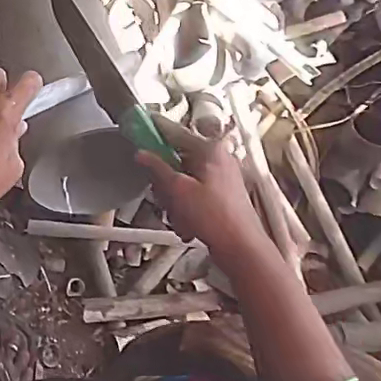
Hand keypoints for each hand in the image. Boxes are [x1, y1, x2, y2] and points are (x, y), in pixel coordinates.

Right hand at [138, 138, 273, 266]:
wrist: (241, 248)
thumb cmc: (219, 218)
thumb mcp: (178, 190)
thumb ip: (157, 169)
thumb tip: (144, 155)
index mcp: (211, 149)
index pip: (175, 133)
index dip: (154, 135)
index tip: (139, 135)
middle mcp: (219, 160)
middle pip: (177, 162)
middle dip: (167, 185)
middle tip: (166, 197)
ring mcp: (221, 179)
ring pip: (183, 183)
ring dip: (175, 203)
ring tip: (181, 216)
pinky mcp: (220, 197)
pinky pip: (193, 197)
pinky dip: (187, 211)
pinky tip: (189, 226)